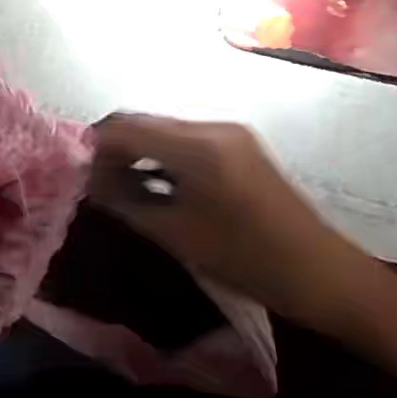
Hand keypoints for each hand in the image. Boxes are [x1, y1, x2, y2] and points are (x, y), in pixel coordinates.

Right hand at [88, 114, 385, 333]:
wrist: (322, 274)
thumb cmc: (246, 259)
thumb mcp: (176, 234)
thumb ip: (126, 201)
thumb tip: (89, 182)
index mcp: (199, 145)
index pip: (127, 126)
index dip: (94, 144)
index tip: (74, 170)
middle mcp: (214, 127)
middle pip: (145, 123)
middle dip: (114, 148)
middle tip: (93, 182)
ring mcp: (230, 135)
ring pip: (164, 132)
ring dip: (137, 153)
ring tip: (118, 188)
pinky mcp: (239, 149)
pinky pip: (186, 143)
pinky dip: (162, 159)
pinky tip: (153, 186)